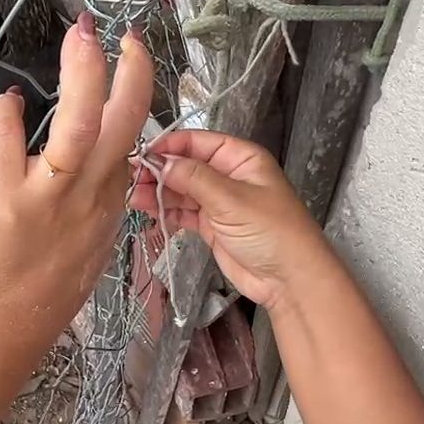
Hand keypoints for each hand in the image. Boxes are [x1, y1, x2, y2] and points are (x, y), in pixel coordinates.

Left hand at [0, 12, 154, 326]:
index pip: (132, 145)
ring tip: (85, 36)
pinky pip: (6, 140)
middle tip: (128, 34)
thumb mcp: (90, 250)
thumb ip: (97, 205)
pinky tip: (7, 99)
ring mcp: (48, 197)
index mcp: (109, 208)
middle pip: (122, 126)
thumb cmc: (43, 295)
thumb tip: (102, 169)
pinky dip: (5, 113)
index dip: (134, 101)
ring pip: (78, 127)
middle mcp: (88, 198)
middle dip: (132, 75)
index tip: (132, 64)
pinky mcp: (3, 197)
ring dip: (84, 76)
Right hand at [128, 131, 334, 309]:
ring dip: (158, 192)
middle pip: (185, 165)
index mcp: (240, 158)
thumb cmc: (272, 232)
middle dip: (159, 171)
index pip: (197, 142)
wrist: (291, 281)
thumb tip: (161, 161)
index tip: (143, 155)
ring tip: (133, 197)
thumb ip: (194, 178)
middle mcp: (227, 175)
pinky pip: (183, 211)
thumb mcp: (232, 200)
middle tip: (132, 179)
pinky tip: (147, 211)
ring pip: (181, 189)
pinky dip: (166, 211)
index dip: (169, 147)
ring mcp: (219, 201)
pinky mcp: (212, 225)